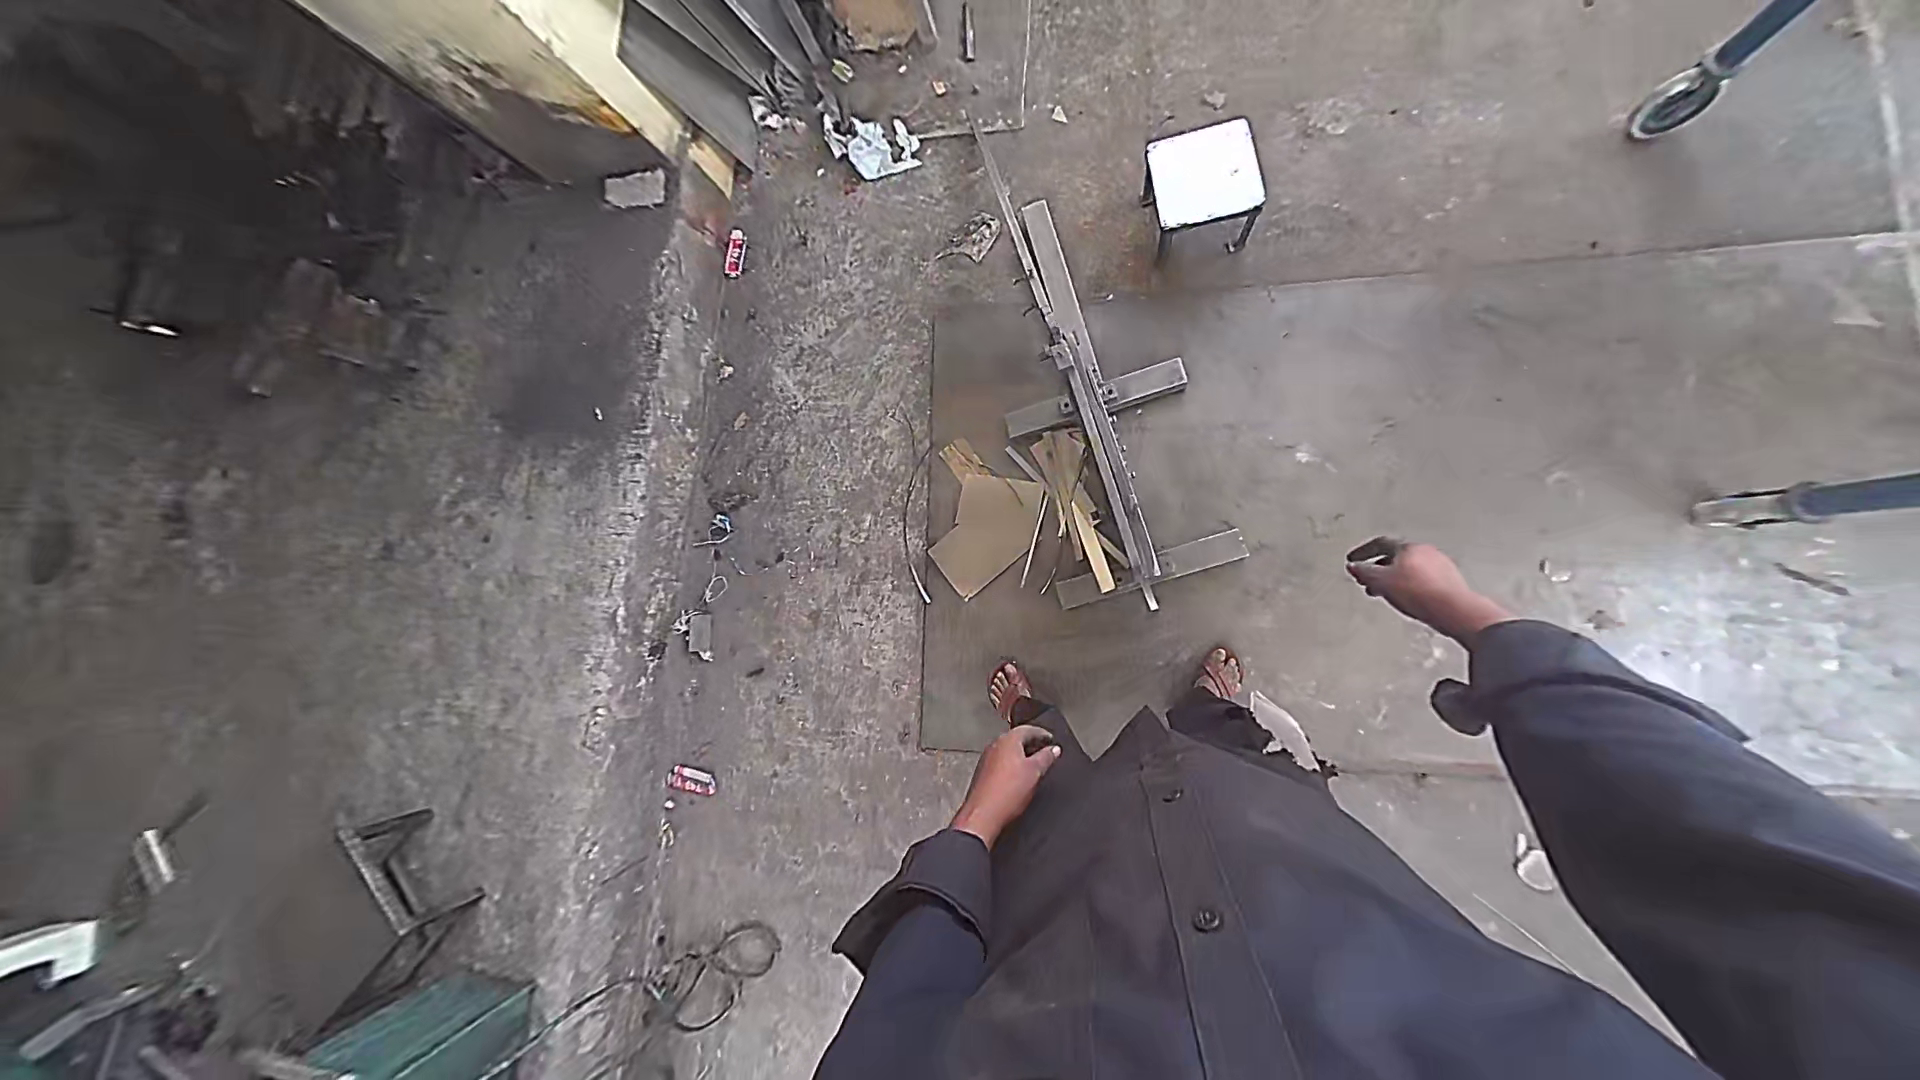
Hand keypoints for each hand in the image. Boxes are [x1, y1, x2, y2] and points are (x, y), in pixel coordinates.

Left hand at [950, 725, 1061, 849]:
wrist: (984, 814)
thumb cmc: (1006, 792)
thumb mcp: (1035, 772)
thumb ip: (1046, 757)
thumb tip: (1054, 749)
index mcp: (1007, 740)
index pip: (1028, 729)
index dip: (1042, 734)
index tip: (1051, 738)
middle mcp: (995, 746)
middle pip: (1017, 739)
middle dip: (1032, 743)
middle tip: (1045, 750)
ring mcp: (987, 759)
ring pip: (1008, 751)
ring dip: (1022, 755)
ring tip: (1035, 765)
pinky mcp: (984, 774)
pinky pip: (1001, 763)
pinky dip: (1012, 766)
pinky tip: (1019, 777)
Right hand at [1346, 539, 1514, 644]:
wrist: (1454, 610)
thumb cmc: (1419, 593)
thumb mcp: (1380, 581)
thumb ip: (1363, 572)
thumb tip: (1354, 566)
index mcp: (1409, 547)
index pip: (1380, 544)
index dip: (1363, 552)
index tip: (1354, 560)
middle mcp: (1426, 552)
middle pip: (1394, 556)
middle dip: (1377, 568)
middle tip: (1367, 579)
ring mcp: (1440, 565)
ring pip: (1408, 568)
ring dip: (1392, 578)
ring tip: (1384, 592)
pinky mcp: (1449, 580)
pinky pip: (1422, 578)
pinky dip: (1408, 585)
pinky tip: (1405, 597)